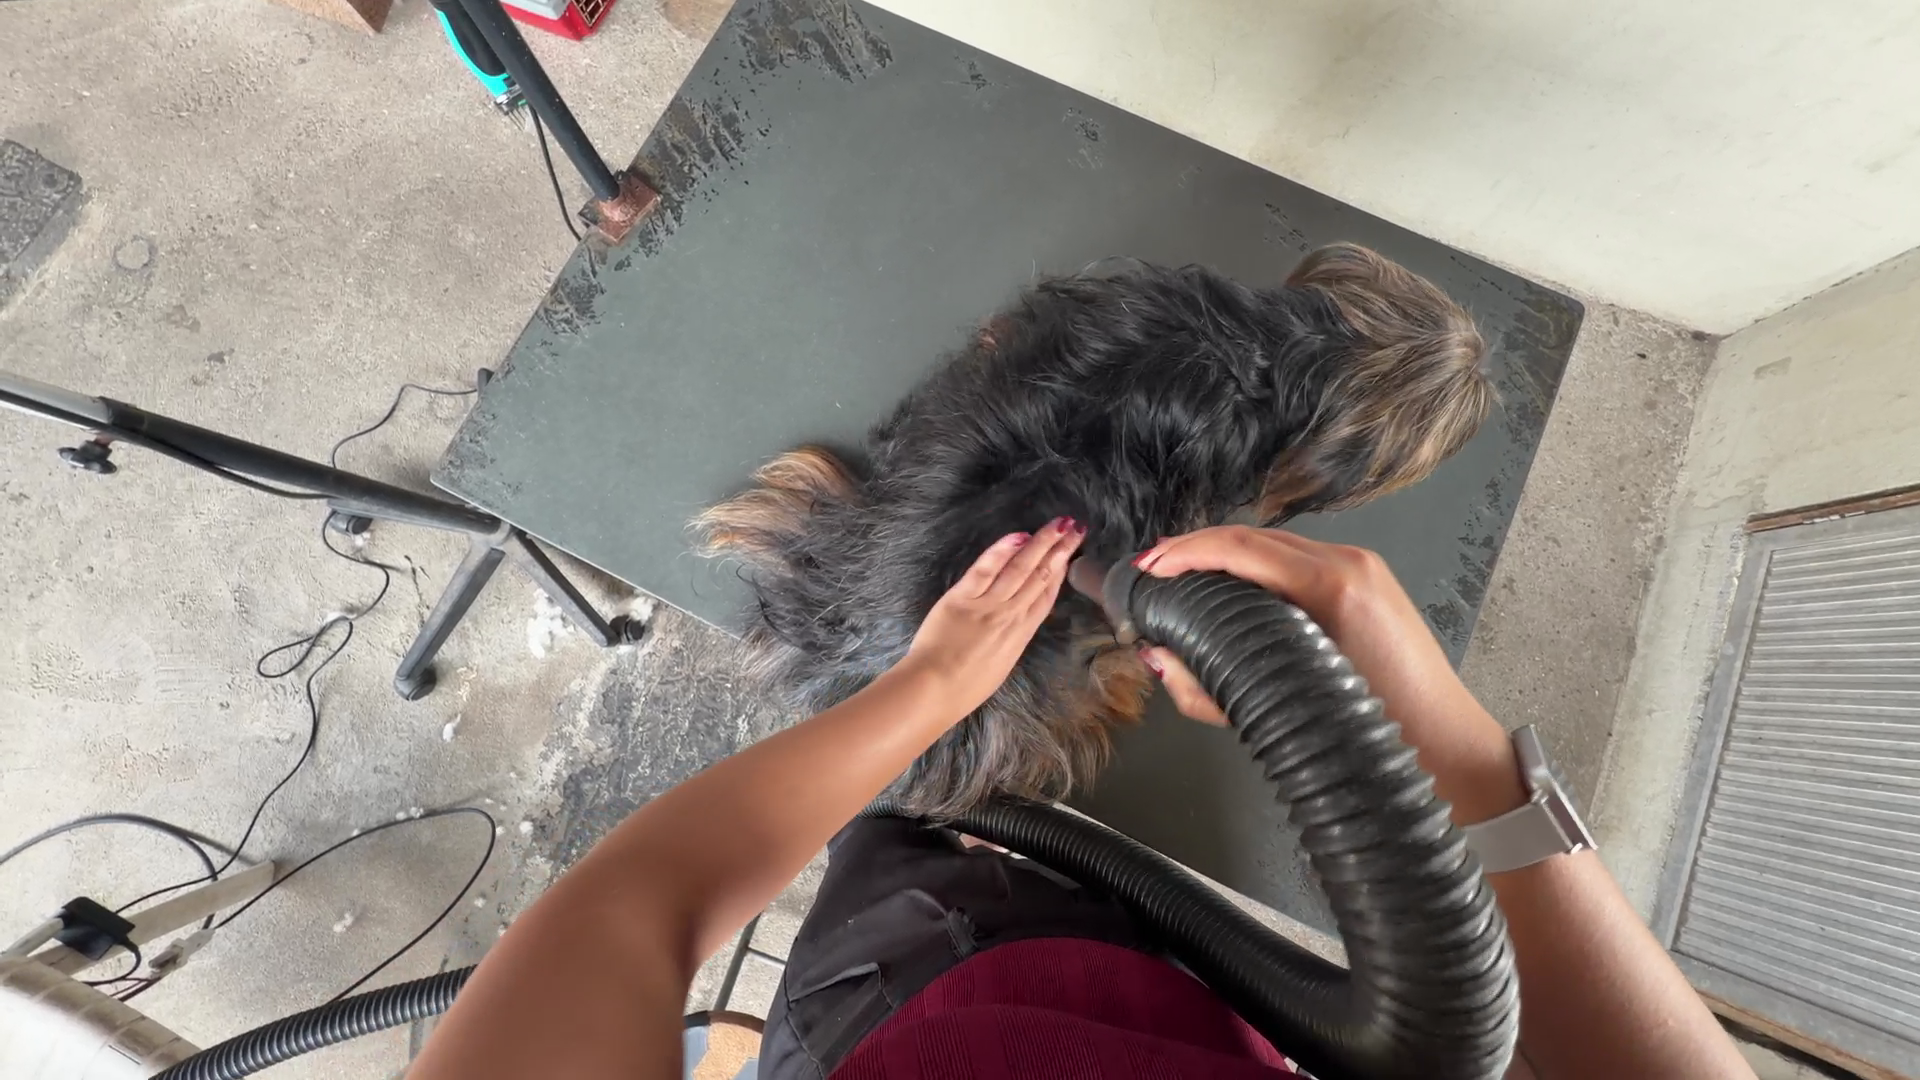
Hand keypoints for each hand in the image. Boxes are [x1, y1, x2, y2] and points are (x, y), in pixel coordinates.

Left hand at [899, 516, 1086, 715]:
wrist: (934, 690)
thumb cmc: (963, 688)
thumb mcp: (1000, 665)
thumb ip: (1010, 638)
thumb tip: (1017, 619)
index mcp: (1021, 635)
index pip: (1046, 597)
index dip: (1061, 572)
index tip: (1070, 553)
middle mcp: (1010, 616)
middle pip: (1040, 577)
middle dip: (1059, 550)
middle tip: (1075, 527)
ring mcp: (987, 605)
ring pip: (1020, 568)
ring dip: (1041, 543)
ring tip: (1058, 524)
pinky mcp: (962, 598)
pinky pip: (986, 569)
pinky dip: (1003, 550)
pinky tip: (1019, 535)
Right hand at [1133, 528, 1515, 818]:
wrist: (1445, 743)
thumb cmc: (1370, 733)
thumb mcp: (1276, 712)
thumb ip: (1206, 689)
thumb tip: (1158, 658)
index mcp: (1332, 587)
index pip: (1240, 548)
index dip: (1186, 551)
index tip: (1149, 566)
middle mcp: (1347, 563)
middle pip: (1251, 535)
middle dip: (1194, 546)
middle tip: (1153, 565)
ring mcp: (1358, 564)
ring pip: (1270, 541)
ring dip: (1220, 550)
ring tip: (1180, 567)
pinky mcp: (1362, 575)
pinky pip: (1291, 556)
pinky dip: (1250, 561)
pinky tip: (1227, 575)